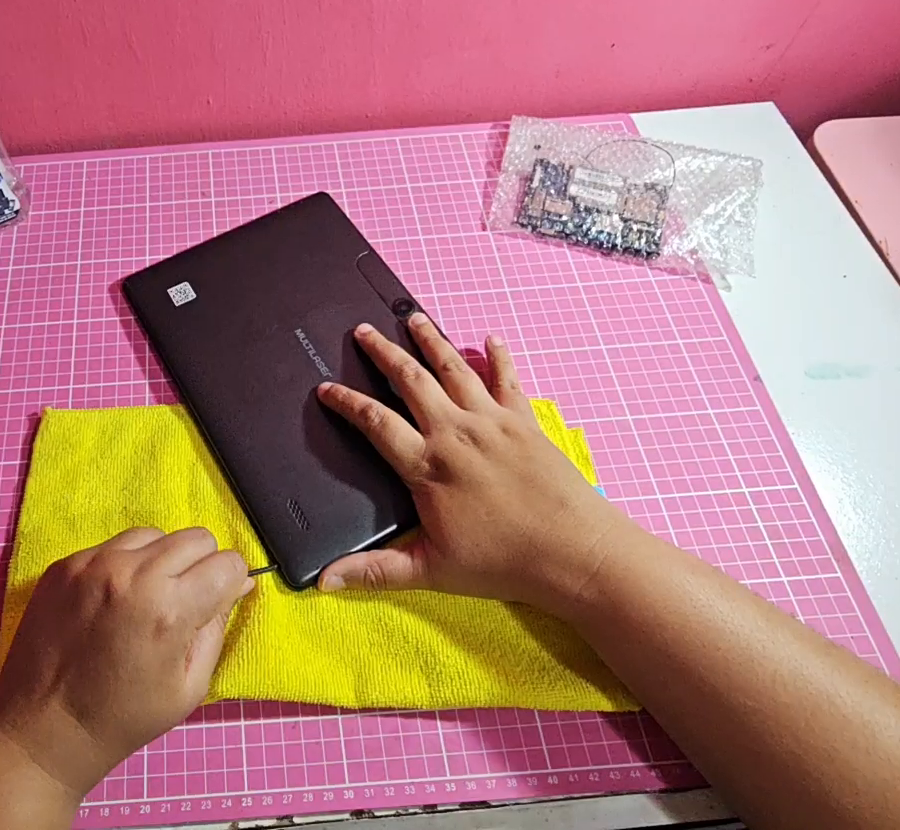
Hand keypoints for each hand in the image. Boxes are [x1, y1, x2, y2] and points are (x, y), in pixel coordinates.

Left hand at [0, 527, 253, 800]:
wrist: (40, 732)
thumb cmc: (122, 719)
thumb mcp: (189, 687)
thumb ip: (217, 626)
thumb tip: (238, 583)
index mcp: (170, 608)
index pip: (228, 562)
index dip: (229, 583)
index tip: (214, 603)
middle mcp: (133, 573)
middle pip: (196, 538)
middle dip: (200, 566)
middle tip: (181, 603)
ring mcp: (95, 562)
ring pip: (155, 534)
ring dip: (161, 560)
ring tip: (143, 600)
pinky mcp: (67, 563)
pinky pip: (115, 545)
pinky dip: (124, 565)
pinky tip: (111, 601)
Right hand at [315, 313, 633, 608]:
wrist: (575, 554)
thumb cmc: (504, 564)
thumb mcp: (431, 570)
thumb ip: (373, 570)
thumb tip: (323, 581)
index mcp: (428, 466)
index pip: (375, 422)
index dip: (346, 402)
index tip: (327, 388)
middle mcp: (455, 433)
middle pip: (410, 379)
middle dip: (383, 352)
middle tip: (364, 331)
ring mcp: (492, 421)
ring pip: (453, 367)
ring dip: (431, 340)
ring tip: (413, 317)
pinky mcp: (524, 421)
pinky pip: (506, 378)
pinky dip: (498, 356)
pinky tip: (492, 338)